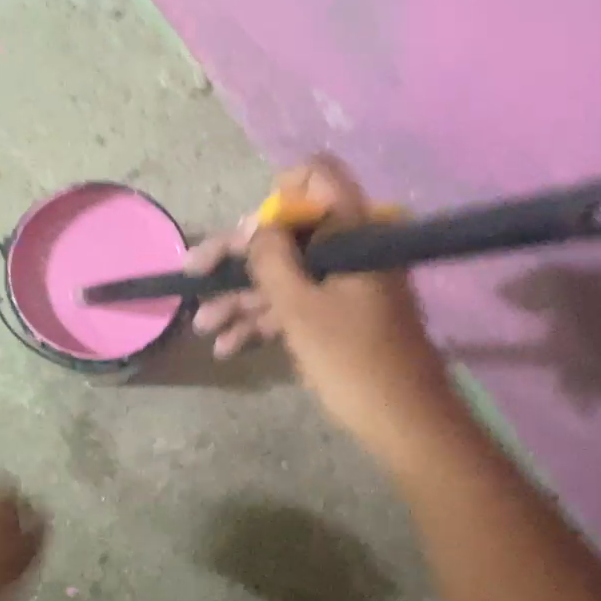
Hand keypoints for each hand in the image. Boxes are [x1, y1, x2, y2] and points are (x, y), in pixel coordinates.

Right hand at [188, 156, 461, 458]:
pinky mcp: (347, 316)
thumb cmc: (351, 360)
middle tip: (194, 279)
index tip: (243, 231)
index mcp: (354, 231)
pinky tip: (229, 346)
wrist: (406, 423)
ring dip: (244, 297)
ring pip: (290, 274)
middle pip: (290, 235)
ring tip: (203, 326)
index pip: (318, 177)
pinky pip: (303, 304)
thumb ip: (270, 258)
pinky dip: (268, 320)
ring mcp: (352, 284)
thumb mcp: (300, 307)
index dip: (275, 195)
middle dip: (239, 261)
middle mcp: (355, 248)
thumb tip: (255, 226)